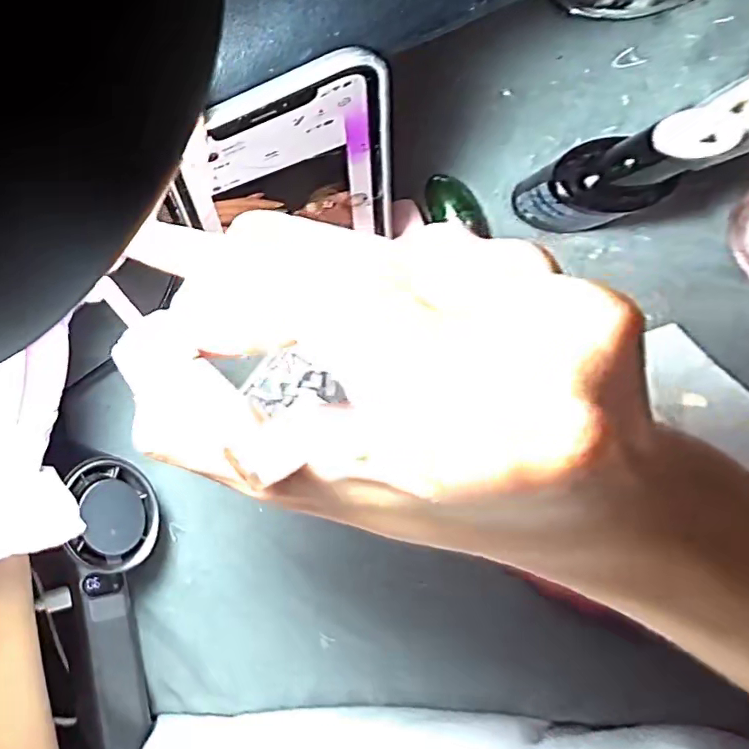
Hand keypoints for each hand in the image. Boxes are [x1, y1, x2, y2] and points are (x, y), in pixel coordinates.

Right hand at [117, 212, 716, 572]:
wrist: (603, 494)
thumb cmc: (455, 508)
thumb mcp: (319, 497)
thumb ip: (214, 442)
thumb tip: (145, 372)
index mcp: (467, 430)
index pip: (311, 310)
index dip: (222, 311)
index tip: (174, 334)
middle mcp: (521, 351)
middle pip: (322, 258)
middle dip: (233, 274)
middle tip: (188, 283)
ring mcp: (548, 299)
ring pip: (354, 241)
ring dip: (289, 268)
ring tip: (279, 305)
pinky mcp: (556, 269)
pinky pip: (408, 240)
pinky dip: (357, 264)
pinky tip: (369, 304)